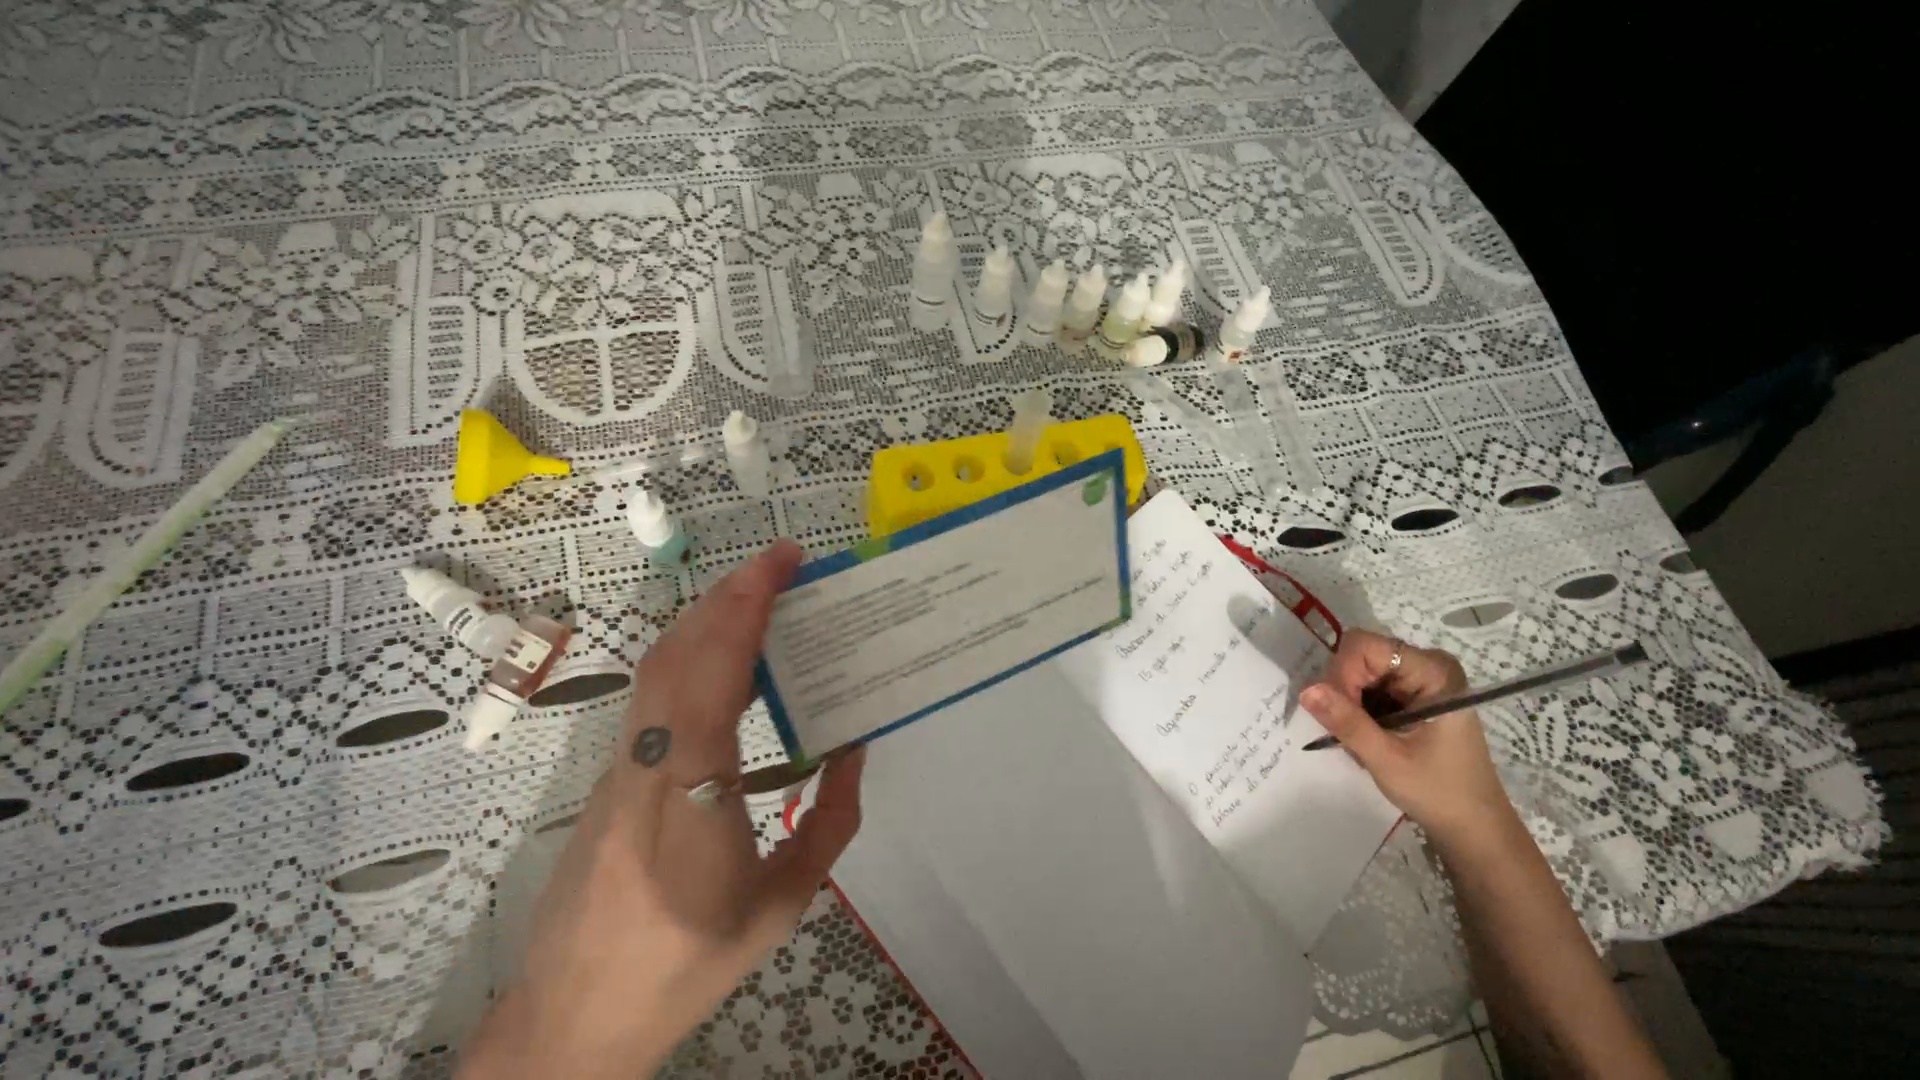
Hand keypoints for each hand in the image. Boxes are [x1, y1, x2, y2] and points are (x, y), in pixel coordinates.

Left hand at [460, 540, 866, 1079]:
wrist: (572, 1016)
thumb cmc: (687, 967)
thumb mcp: (780, 908)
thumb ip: (828, 826)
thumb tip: (853, 749)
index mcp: (693, 815)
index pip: (709, 690)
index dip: (741, 618)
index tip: (778, 569)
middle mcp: (642, 778)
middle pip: (672, 661)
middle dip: (726, 597)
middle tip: (780, 562)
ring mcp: (612, 774)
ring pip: (652, 671)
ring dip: (704, 617)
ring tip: (758, 591)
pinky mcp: (603, 776)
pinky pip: (647, 696)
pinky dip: (687, 651)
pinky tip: (722, 648)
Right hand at [1299, 630, 1511, 843]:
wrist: (1474, 826)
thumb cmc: (1438, 792)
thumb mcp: (1387, 759)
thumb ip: (1347, 722)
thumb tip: (1306, 690)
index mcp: (1434, 672)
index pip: (1365, 646)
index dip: (1342, 674)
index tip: (1342, 714)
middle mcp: (1429, 665)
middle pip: (1361, 655)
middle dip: (1344, 690)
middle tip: (1348, 731)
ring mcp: (1422, 679)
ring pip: (1362, 671)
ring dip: (1350, 702)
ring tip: (1361, 739)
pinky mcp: (1415, 694)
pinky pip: (1371, 685)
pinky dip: (1359, 708)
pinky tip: (1368, 736)